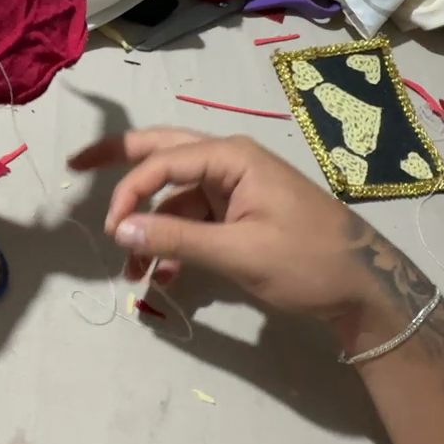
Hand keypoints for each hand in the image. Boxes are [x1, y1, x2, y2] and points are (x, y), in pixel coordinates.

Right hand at [70, 128, 401, 343]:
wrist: (366, 291)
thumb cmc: (308, 261)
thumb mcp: (239, 252)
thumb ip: (175, 238)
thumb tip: (118, 229)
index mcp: (230, 156)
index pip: (162, 162)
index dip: (128, 191)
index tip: (109, 229)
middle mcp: (227, 162)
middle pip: (161, 152)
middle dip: (120, 161)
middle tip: (77, 165)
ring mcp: (232, 188)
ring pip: (174, 196)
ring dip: (150, 227)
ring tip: (129, 270)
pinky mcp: (237, 213)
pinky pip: (192, 220)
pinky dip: (174, 244)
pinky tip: (163, 278)